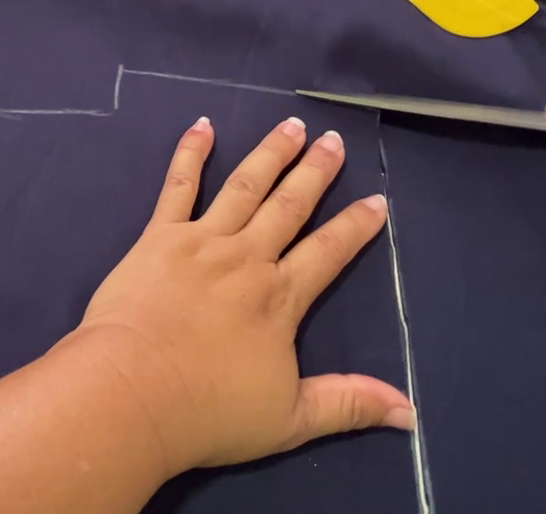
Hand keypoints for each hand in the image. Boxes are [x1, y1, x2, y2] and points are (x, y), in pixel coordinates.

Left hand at [58, 116, 412, 476]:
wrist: (134, 390)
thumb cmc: (208, 410)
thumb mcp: (291, 419)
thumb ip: (348, 404)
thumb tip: (411, 411)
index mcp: (279, 297)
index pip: (328, 252)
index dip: (356, 226)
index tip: (377, 200)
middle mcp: (246, 257)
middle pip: (289, 206)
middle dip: (315, 171)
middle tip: (333, 140)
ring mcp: (202, 240)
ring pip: (245, 186)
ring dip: (270, 153)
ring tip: (291, 126)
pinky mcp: (160, 234)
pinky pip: (179, 185)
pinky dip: (191, 153)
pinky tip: (203, 126)